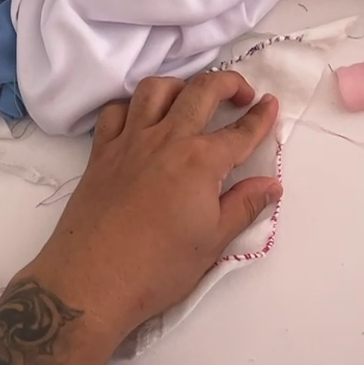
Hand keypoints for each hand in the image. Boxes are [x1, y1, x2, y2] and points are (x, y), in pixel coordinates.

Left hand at [24, 72, 281, 345]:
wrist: (92, 282)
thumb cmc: (158, 268)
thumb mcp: (213, 243)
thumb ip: (245, 206)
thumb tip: (272, 185)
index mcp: (201, 161)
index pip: (240, 131)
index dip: (261, 117)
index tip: (270, 105)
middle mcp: (167, 139)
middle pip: (202, 90)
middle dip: (228, 82)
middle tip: (241, 94)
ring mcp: (130, 141)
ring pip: (156, 89)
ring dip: (180, 85)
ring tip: (191, 99)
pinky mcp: (101, 151)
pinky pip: (116, 111)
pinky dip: (132, 106)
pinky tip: (142, 119)